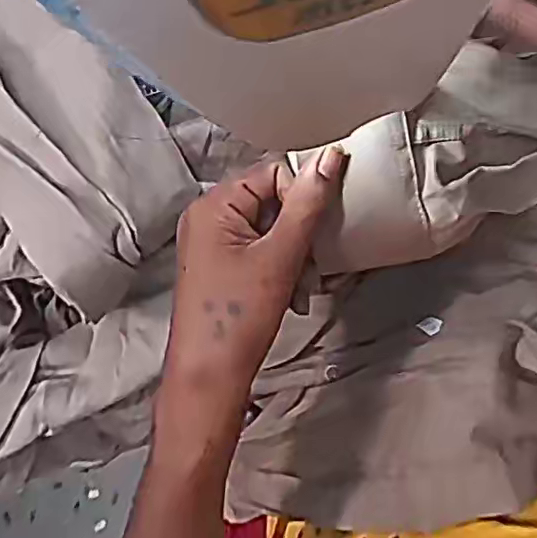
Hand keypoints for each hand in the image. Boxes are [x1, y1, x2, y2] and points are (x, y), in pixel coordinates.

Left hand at [162, 148, 346, 406]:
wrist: (208, 380)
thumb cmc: (238, 319)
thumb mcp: (281, 256)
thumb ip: (308, 203)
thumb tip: (329, 156)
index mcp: (213, 205)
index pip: (272, 172)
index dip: (301, 198)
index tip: (313, 233)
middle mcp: (206, 216)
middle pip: (271, 199)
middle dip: (300, 231)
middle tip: (310, 264)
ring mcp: (210, 241)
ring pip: (269, 226)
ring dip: (294, 251)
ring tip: (301, 285)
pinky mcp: (218, 264)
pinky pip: (258, 246)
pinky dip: (280, 264)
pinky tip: (291, 292)